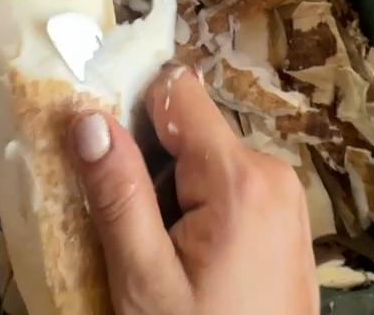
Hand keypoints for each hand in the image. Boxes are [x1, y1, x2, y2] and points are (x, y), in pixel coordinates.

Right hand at [68, 65, 318, 314]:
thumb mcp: (145, 281)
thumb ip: (118, 193)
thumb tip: (86, 116)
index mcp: (240, 176)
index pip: (179, 92)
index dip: (136, 110)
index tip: (105, 145)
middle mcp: (272, 171)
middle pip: (192, 131)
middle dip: (156, 167)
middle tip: (137, 228)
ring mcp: (285, 197)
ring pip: (208, 162)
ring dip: (177, 194)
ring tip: (165, 255)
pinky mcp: (287, 220)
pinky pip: (233, 189)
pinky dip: (204, 211)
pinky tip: (194, 263)